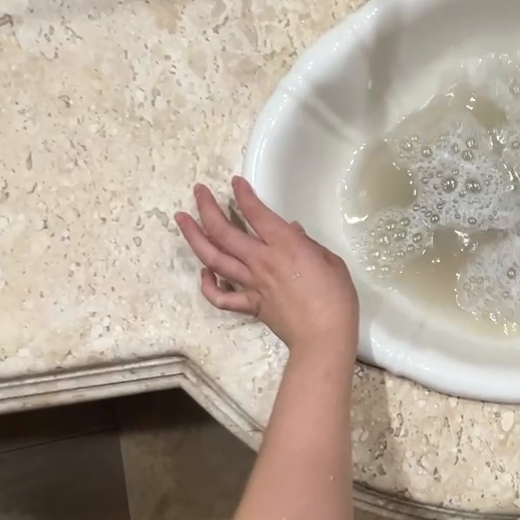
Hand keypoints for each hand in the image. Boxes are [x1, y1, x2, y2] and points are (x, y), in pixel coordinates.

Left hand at [174, 176, 358, 362]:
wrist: (324, 336)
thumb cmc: (336, 299)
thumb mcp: (330, 262)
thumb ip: (308, 245)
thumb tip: (292, 233)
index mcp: (285, 246)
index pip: (257, 213)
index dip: (243, 194)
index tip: (235, 183)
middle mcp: (261, 261)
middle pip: (224, 230)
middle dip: (207, 207)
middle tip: (199, 192)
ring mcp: (251, 284)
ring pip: (214, 257)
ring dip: (194, 236)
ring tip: (183, 219)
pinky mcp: (250, 305)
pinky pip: (220, 296)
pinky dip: (208, 284)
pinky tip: (205, 272)